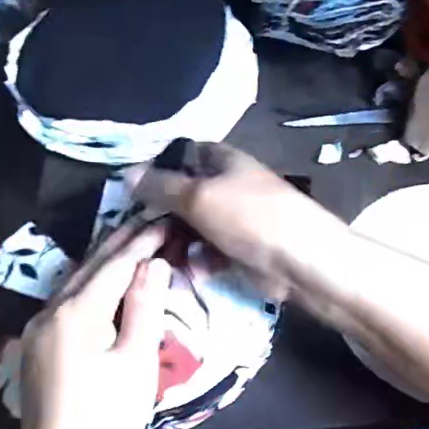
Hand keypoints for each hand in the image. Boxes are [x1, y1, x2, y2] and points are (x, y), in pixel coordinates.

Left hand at [18, 221, 169, 428]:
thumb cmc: (108, 418)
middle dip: (122, 242)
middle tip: (152, 222)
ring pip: (75, 283)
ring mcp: (38, 332)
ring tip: (133, 243)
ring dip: (105, 262)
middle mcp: (49, 312)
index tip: (168, 220)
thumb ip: (145, 307)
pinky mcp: (37, 350)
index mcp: (77, 311)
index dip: (144, 241)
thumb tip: (154, 263)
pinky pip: (67, 303)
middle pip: (90, 266)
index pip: (116, 264)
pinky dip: (92, 286)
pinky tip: (105, 285)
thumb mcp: (138, 360)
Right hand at [133, 140, 347, 295]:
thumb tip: (128, 174)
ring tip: (158, 258)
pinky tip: (186, 274)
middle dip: (162, 214)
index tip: (129, 190)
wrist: (301, 260)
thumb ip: (162, 186)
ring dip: (176, 242)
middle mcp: (229, 186)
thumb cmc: (250, 217)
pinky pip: (209, 253)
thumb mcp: (198, 196)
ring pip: (194, 228)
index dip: (157, 168)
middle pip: (185, 195)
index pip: (183, 154)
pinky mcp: (241, 251)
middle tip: (137, 233)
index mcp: (224, 161)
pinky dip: (197, 262)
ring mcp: (236, 220)